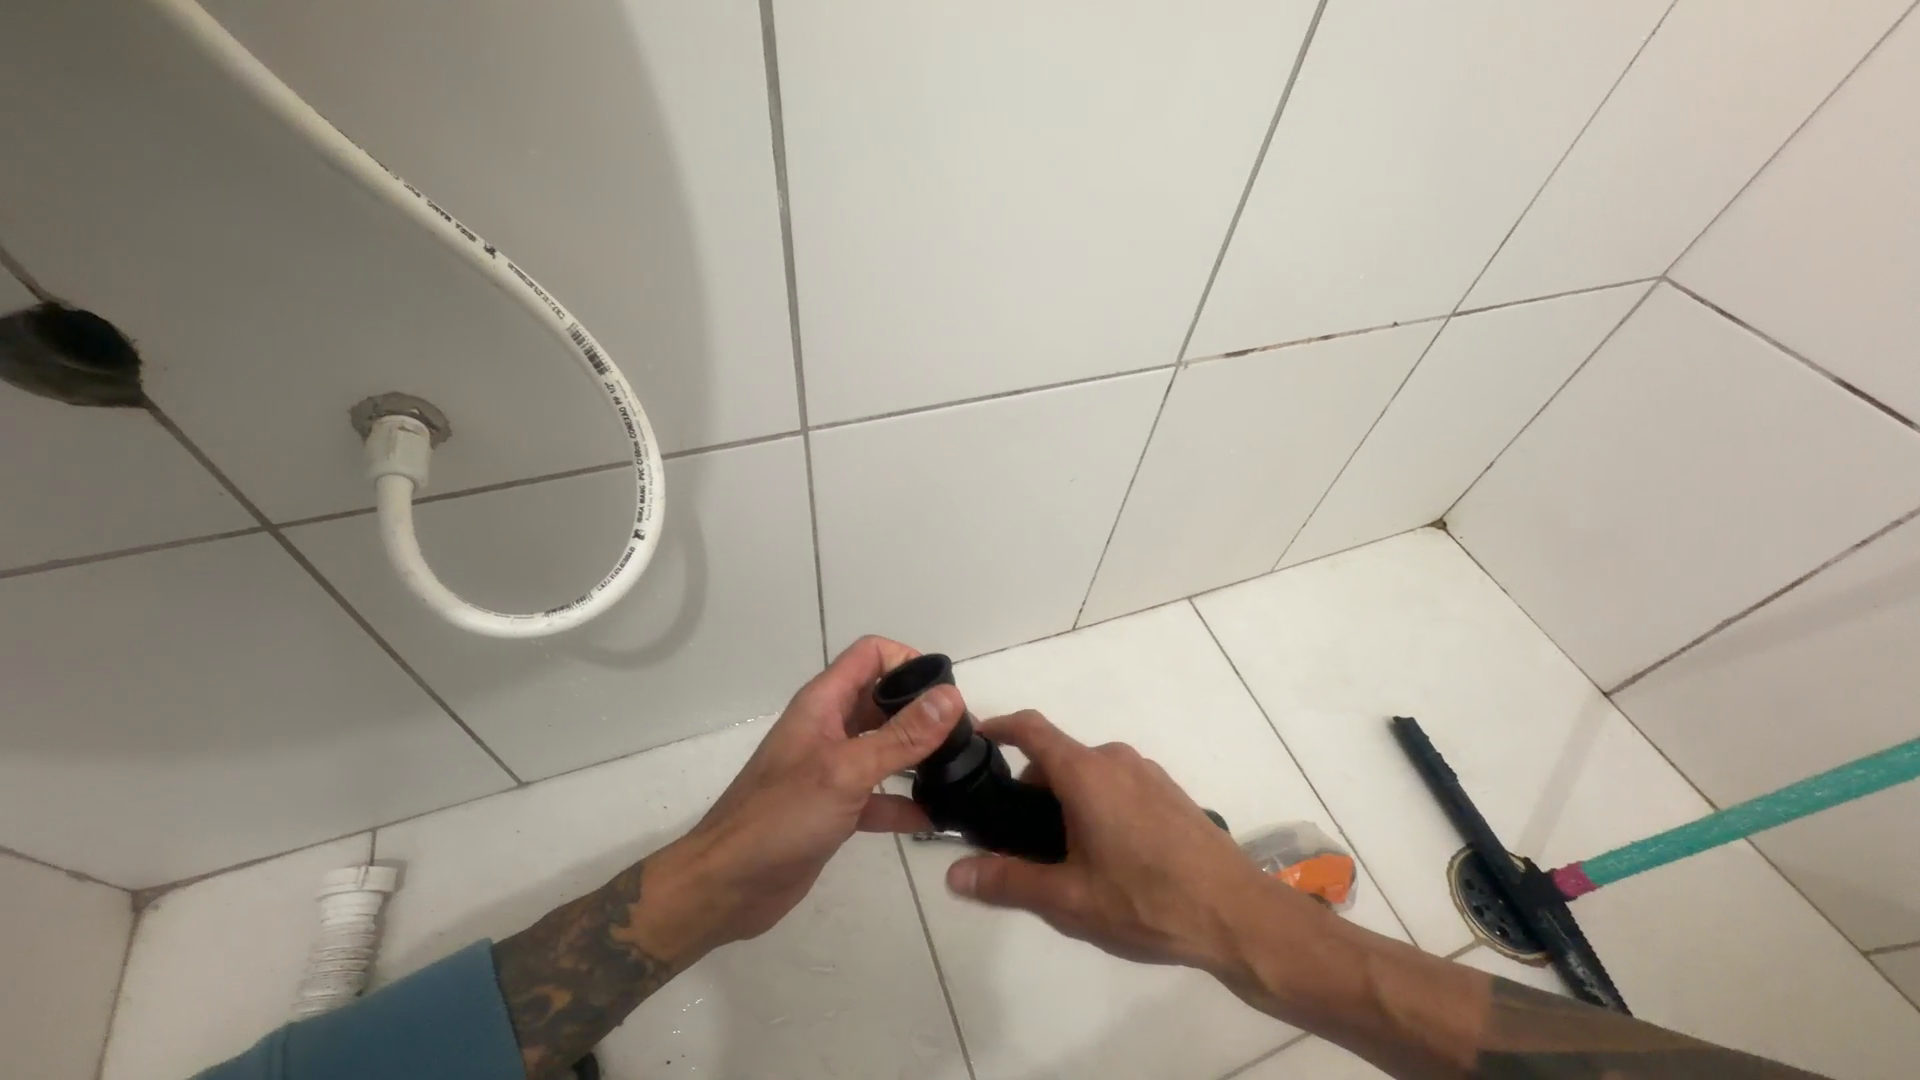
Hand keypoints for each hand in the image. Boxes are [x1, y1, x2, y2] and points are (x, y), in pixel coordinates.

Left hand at [660, 636, 963, 955]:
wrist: (727, 886)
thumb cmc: (781, 817)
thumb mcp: (846, 771)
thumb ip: (901, 736)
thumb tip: (951, 697)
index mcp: (823, 704)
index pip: (870, 656)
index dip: (908, 661)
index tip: (945, 691)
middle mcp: (828, 729)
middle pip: (882, 701)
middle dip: (923, 711)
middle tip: (964, 734)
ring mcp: (831, 769)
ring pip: (884, 749)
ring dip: (919, 756)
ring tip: (960, 770)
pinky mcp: (835, 808)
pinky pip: (879, 795)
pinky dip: (904, 803)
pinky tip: (935, 817)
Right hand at [943, 710, 1330, 973]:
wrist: (1238, 914)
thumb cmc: (1146, 900)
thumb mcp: (1069, 900)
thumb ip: (1008, 881)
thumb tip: (955, 873)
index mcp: (1086, 773)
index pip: (1031, 728)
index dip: (999, 726)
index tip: (976, 738)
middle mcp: (1116, 760)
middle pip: (1058, 759)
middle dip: (1031, 790)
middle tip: (1019, 841)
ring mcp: (1148, 775)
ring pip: (1090, 775)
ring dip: (1067, 802)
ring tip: (1066, 859)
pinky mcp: (1170, 794)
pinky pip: (1118, 787)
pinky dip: (1098, 806)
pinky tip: (1110, 859)